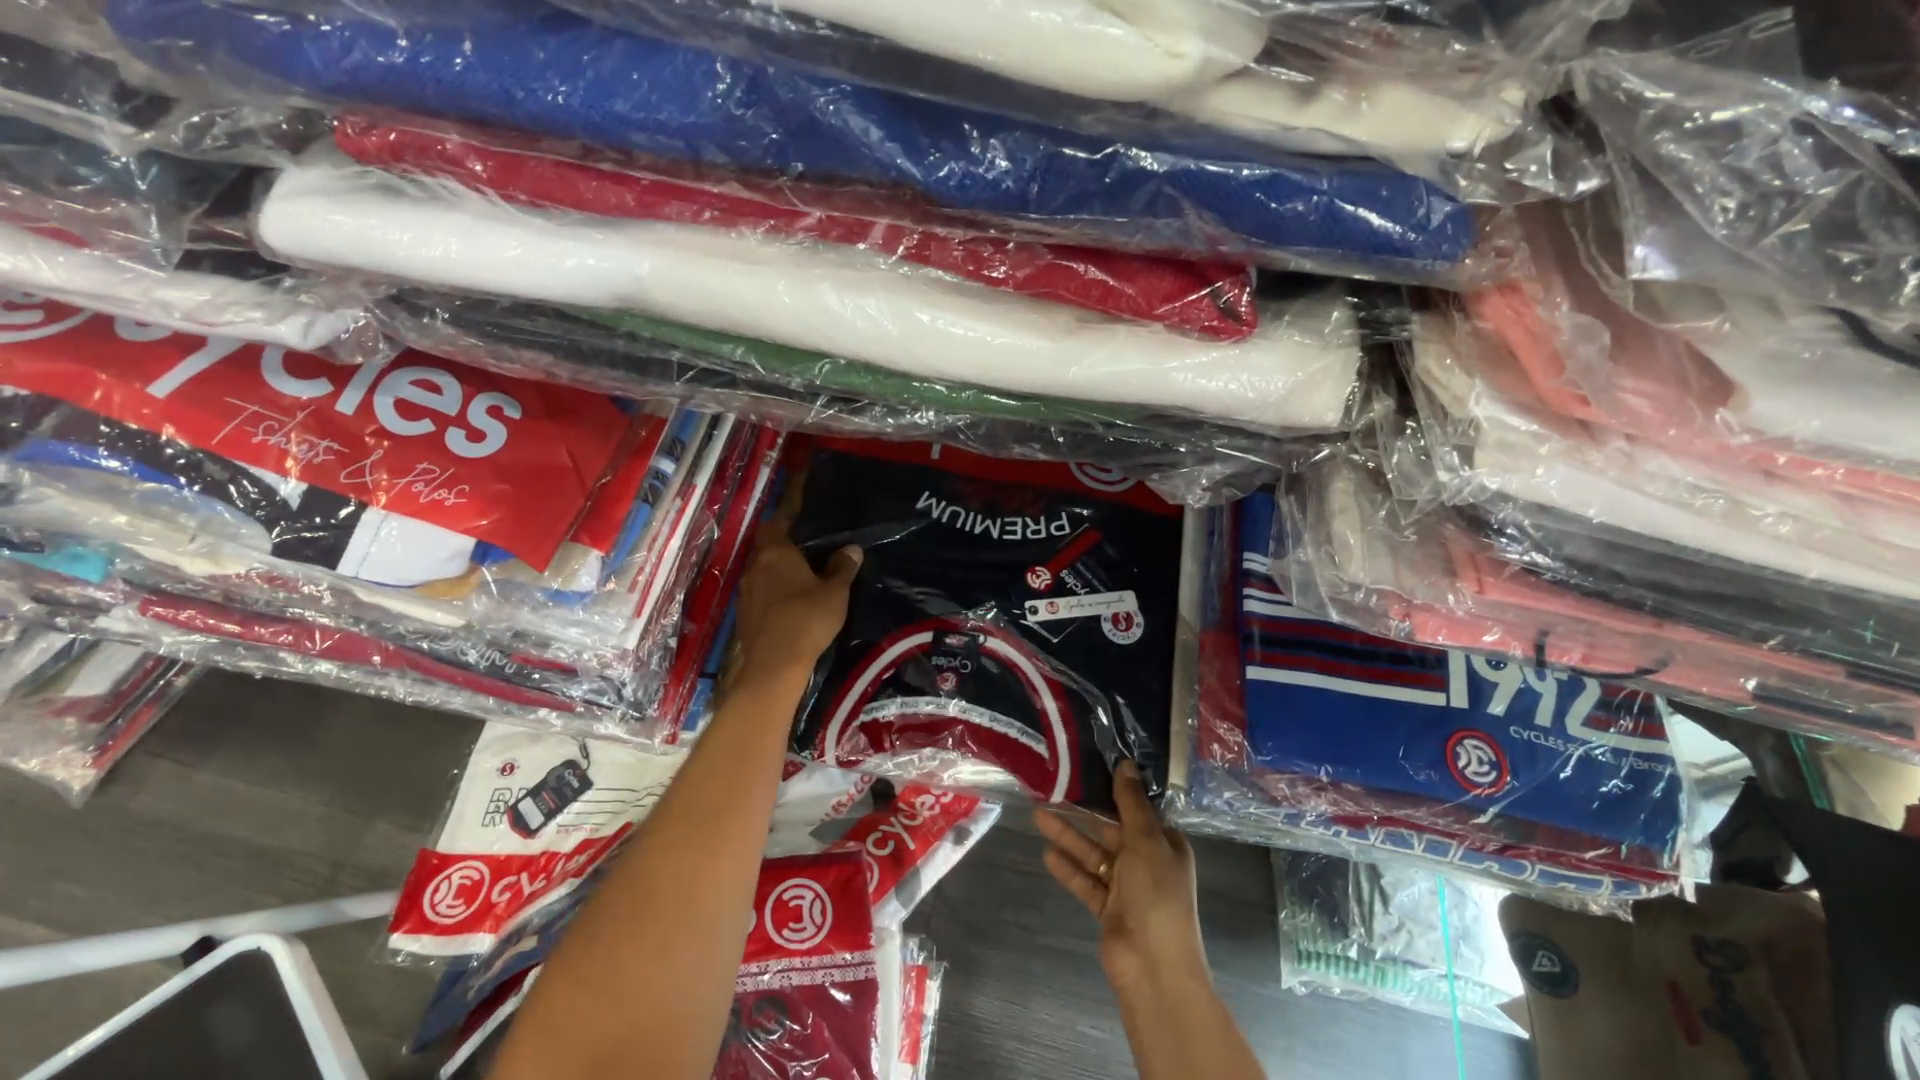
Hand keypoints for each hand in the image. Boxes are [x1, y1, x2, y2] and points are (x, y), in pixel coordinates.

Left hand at [732, 525, 861, 683]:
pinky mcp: (743, 615)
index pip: (773, 525)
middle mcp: (754, 566)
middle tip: (805, 557)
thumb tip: (852, 549)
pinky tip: (786, 607)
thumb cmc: (807, 619)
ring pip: (760, 573)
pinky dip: (769, 596)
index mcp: (775, 553)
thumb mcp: (835, 592)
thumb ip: (843, 568)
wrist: (774, 663)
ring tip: (797, 583)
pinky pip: (757, 595)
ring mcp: (744, 592)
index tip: (802, 527)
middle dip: (781, 551)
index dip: (785, 523)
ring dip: (774, 575)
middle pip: (764, 549)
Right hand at [1035, 761, 1206, 991]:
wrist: (1153, 964)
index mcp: (1167, 845)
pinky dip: (1069, 868)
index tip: (1091, 767)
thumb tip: (1126, 764)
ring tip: (1038, 815)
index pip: (1140, 810)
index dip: (1117, 791)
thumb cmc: (1156, 895)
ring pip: (1094, 855)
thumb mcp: (1146, 842)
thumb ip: (1131, 804)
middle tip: (1054, 789)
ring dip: (1069, 837)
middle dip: (1085, 812)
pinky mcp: (1108, 909)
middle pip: (1113, 830)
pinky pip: (1086, 881)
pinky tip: (1047, 853)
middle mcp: (1148, 863)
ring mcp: (1127, 888)